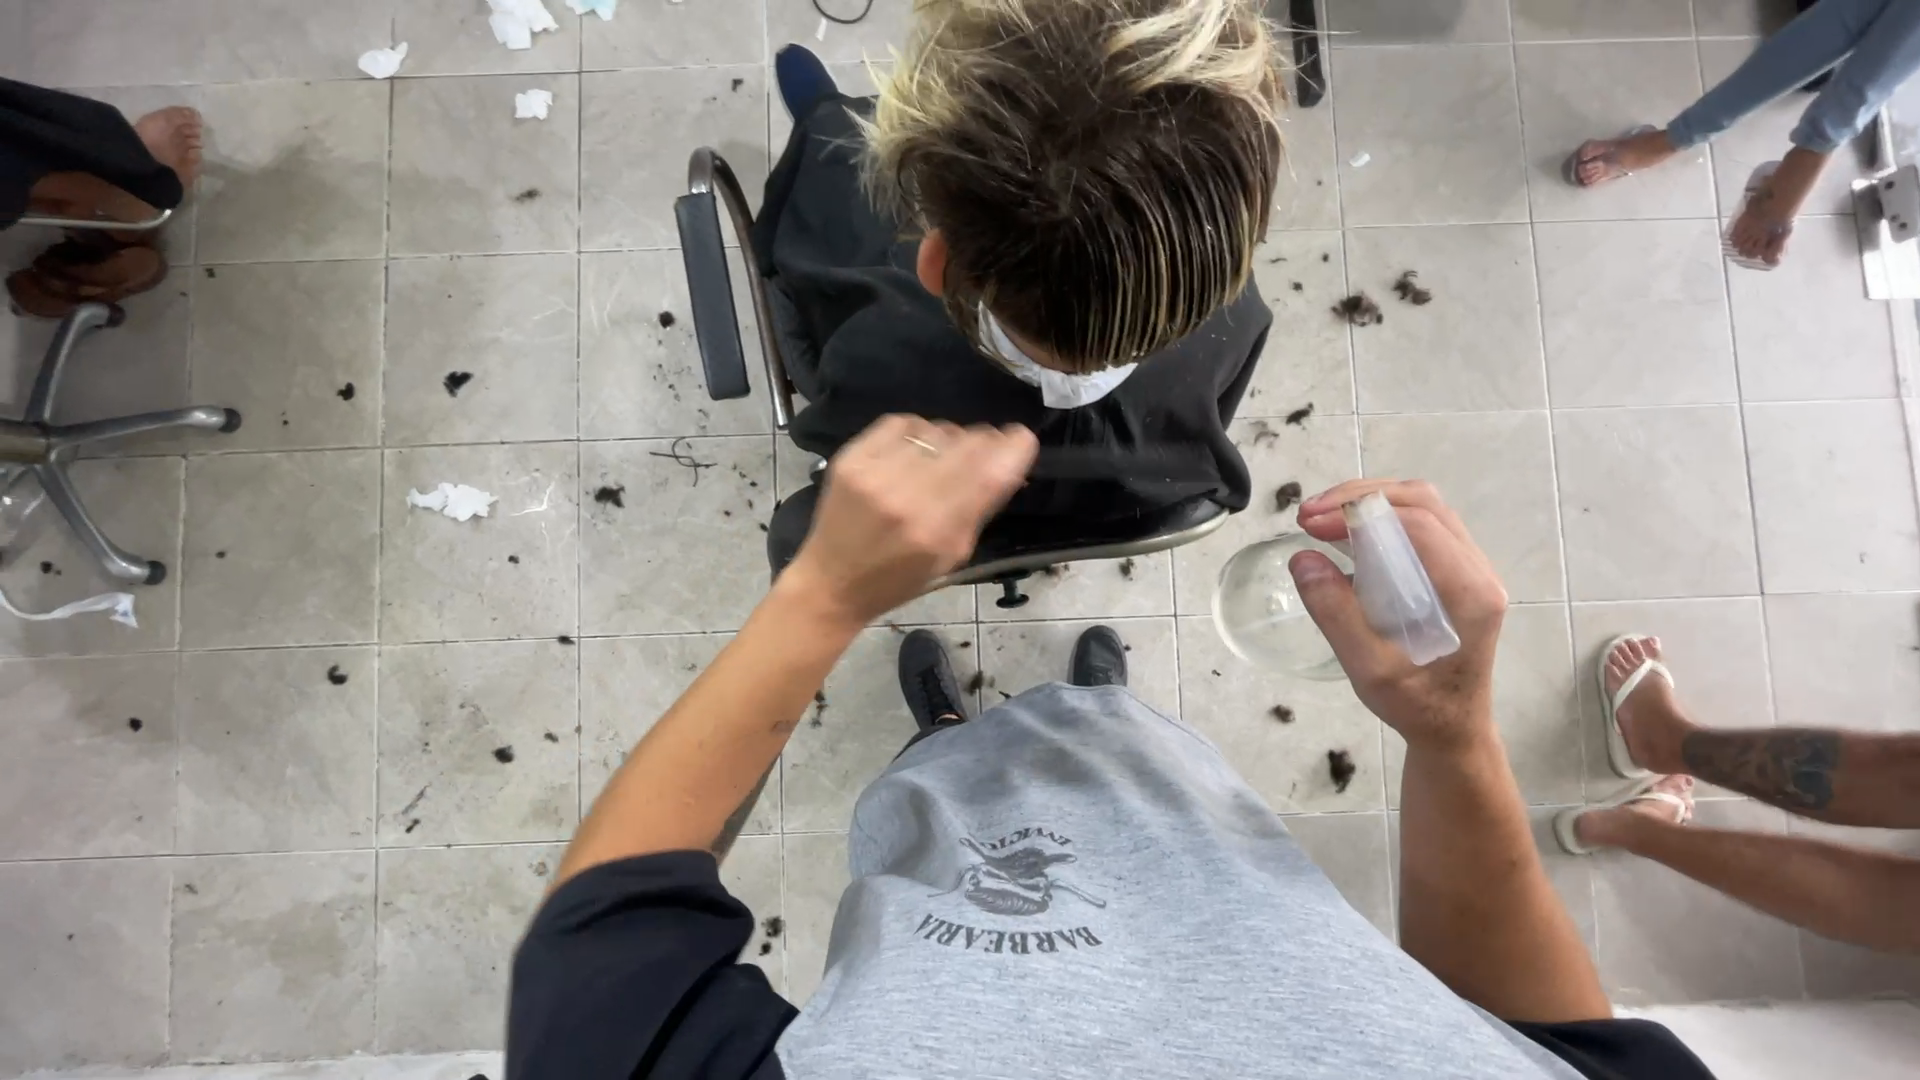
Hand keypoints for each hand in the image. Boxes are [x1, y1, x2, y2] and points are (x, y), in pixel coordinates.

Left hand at [780, 415, 1037, 629]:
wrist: (832, 582)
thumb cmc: (898, 578)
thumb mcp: (951, 556)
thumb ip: (979, 509)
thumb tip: (1008, 465)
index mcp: (937, 532)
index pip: (990, 474)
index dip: (1014, 448)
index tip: (1022, 438)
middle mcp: (907, 498)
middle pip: (967, 444)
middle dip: (986, 441)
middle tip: (987, 447)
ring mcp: (876, 474)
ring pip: (936, 431)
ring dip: (949, 439)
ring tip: (944, 456)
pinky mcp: (851, 458)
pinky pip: (901, 423)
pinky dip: (917, 431)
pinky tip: (915, 448)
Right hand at [1288, 479, 1507, 751]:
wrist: (1450, 730)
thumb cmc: (1415, 705)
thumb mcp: (1369, 669)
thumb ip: (1336, 614)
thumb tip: (1302, 558)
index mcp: (1467, 591)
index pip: (1418, 523)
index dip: (1360, 510)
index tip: (1310, 523)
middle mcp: (1476, 570)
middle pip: (1422, 502)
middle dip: (1359, 497)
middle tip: (1308, 515)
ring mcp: (1468, 568)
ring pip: (1421, 507)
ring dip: (1367, 502)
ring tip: (1319, 518)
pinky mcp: (1452, 572)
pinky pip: (1418, 525)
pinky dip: (1376, 518)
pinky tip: (1343, 534)